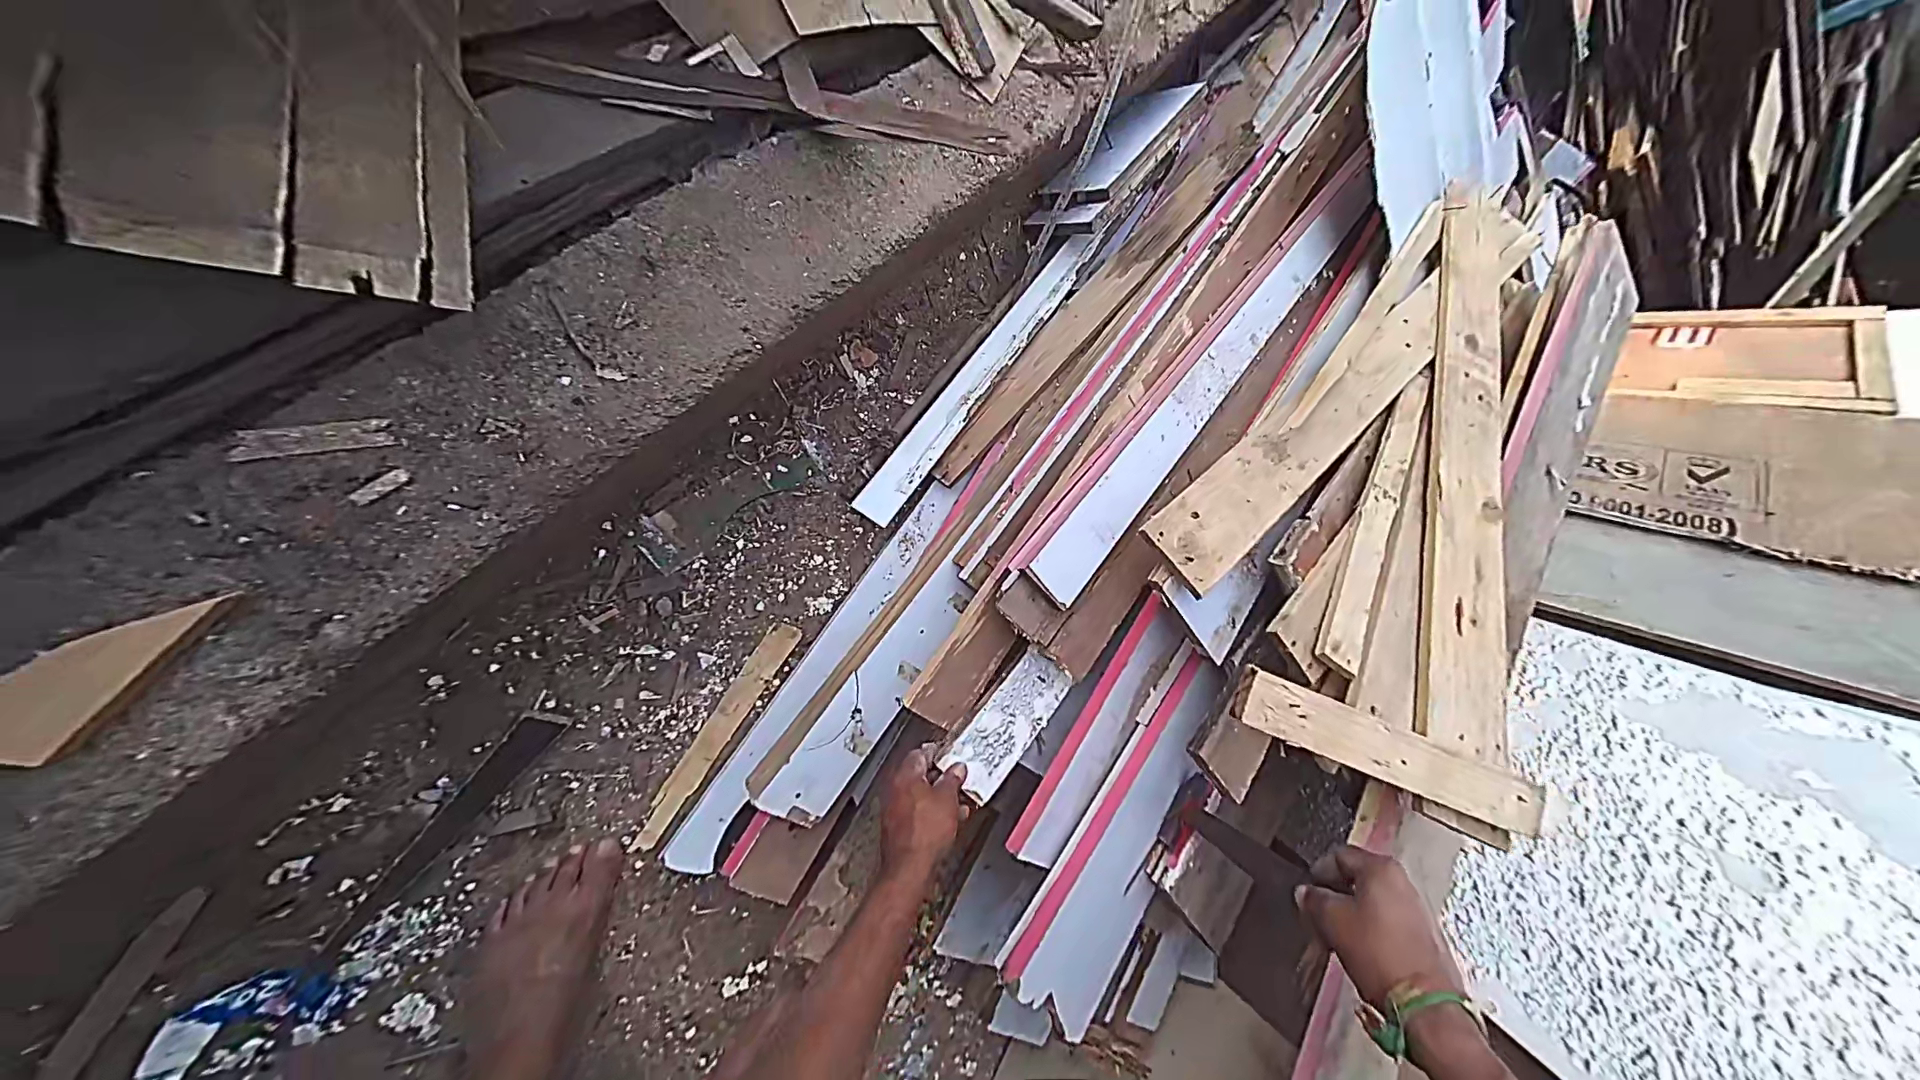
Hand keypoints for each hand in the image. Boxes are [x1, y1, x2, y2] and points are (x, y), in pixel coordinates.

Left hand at [878, 745, 966, 881]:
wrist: (910, 867)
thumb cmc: (924, 833)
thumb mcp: (948, 798)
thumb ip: (953, 779)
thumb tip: (957, 769)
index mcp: (905, 775)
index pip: (920, 753)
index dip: (938, 753)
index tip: (951, 756)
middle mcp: (895, 789)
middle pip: (919, 774)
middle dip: (940, 777)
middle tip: (957, 779)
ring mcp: (894, 808)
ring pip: (920, 794)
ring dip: (938, 796)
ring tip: (958, 802)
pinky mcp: (898, 827)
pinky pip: (917, 812)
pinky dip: (932, 812)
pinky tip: (949, 820)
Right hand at [1294, 845, 1464, 1008]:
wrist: (1425, 1004)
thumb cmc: (1376, 950)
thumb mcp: (1332, 919)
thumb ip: (1313, 899)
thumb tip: (1306, 893)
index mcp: (1381, 868)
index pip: (1338, 855)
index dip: (1318, 872)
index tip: (1308, 893)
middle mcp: (1403, 881)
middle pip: (1357, 877)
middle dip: (1334, 894)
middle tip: (1318, 913)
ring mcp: (1418, 908)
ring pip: (1372, 899)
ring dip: (1351, 912)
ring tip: (1336, 932)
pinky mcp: (1425, 935)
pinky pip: (1387, 919)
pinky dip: (1370, 927)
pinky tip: (1360, 946)